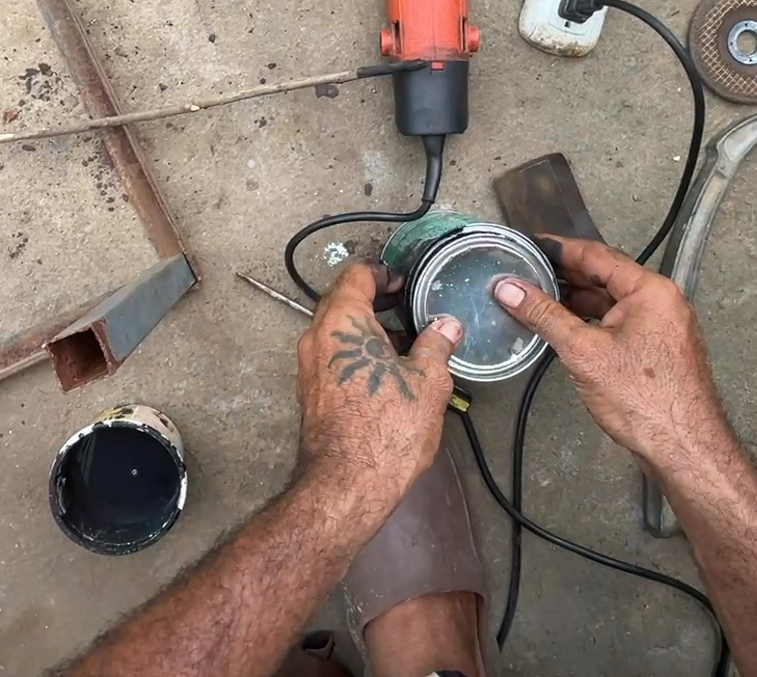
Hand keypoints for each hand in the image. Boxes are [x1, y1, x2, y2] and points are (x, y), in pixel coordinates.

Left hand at [295, 263, 461, 510]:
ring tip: (407, 341)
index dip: (383, 271)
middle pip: (343, 299)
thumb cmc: (387, 427)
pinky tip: (389, 370)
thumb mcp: (427, 381)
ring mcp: (310, 365)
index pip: (356, 274)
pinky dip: (358, 350)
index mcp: (341, 320)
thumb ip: (436, 344)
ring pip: (338, 330)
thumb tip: (446, 326)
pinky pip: (334, 354)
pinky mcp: (311, 391)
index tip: (406, 281)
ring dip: (369, 328)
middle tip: (410, 307)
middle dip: (377, 299)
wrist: (346, 485)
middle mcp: (317, 336)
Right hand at [492, 236, 731, 474]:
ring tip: (536, 295)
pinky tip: (564, 325)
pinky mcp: (658, 348)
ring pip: (610, 300)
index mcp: (649, 289)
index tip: (528, 242)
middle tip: (525, 268)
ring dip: (575, 298)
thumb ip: (543, 314)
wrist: (686, 451)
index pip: (596, 254)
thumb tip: (507, 288)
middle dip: (563, 273)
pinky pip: (618, 320)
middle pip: (604, 275)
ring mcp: (662, 325)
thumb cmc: (640, 397)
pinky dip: (590, 318)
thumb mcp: (583, 351)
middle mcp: (660, 300)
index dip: (558, 248)